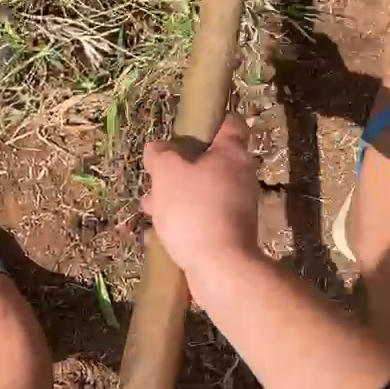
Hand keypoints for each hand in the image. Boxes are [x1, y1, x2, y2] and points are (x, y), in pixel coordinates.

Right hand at [140, 114, 260, 276]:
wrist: (221, 268)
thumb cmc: (194, 209)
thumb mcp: (167, 173)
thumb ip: (161, 155)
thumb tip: (158, 147)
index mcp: (231, 153)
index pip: (231, 123)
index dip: (212, 120)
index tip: (190, 126)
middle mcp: (240, 176)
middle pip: (210, 160)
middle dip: (180, 166)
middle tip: (157, 173)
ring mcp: (238, 207)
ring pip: (203, 191)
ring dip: (176, 195)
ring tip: (148, 206)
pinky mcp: (230, 234)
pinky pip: (203, 217)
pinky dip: (183, 220)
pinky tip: (158, 232)